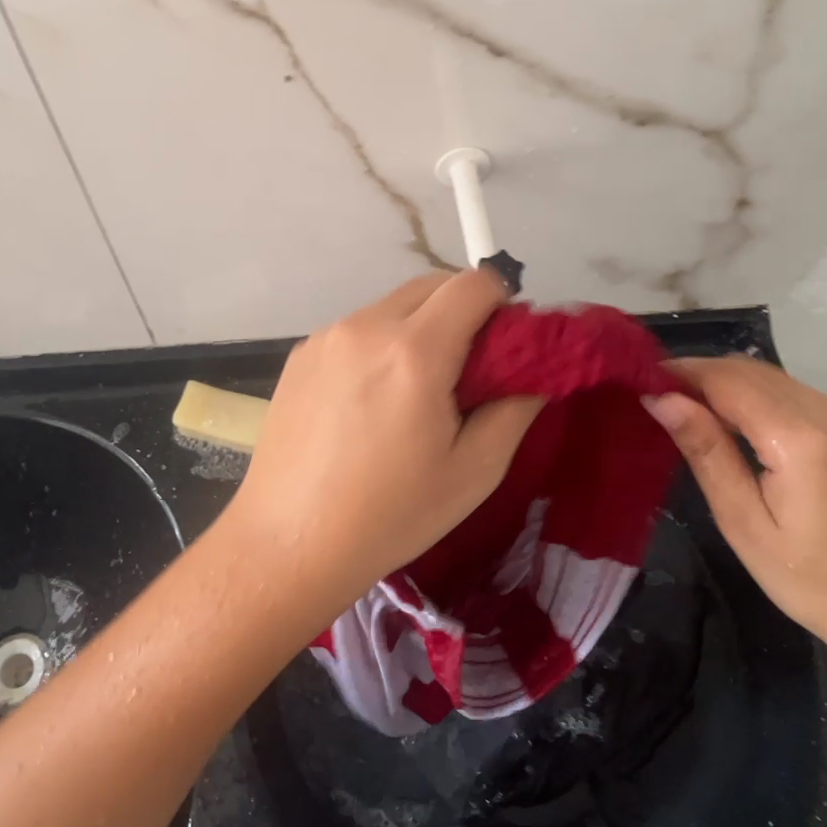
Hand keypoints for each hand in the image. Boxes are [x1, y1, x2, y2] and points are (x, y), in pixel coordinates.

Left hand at [227, 269, 545, 594]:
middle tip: (467, 373)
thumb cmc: (390, 514)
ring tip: (412, 393)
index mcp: (414, 350)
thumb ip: (516, 407)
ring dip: (417, 328)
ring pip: (391, 306)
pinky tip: (368, 404)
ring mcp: (325, 338)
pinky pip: (356, 330)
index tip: (504, 349)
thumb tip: (536, 369)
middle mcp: (365, 327)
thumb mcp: (474, 471)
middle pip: (431, 285)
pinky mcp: (299, 356)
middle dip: (461, 311)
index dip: (502, 305)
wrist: (290, 542)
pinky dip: (378, 345)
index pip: (473, 283)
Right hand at [643, 356, 826, 691]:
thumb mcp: (746, 525)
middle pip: (756, 372)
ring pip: (783, 383)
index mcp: (802, 437)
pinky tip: (751, 435)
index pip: (727, 379)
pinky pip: (809, 401)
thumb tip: (662, 400)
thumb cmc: (818, 585)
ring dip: (736, 389)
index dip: (682, 373)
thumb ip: (707, 453)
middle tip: (661, 400)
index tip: (642, 382)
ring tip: (698, 417)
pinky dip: (770, 404)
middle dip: (704, 376)